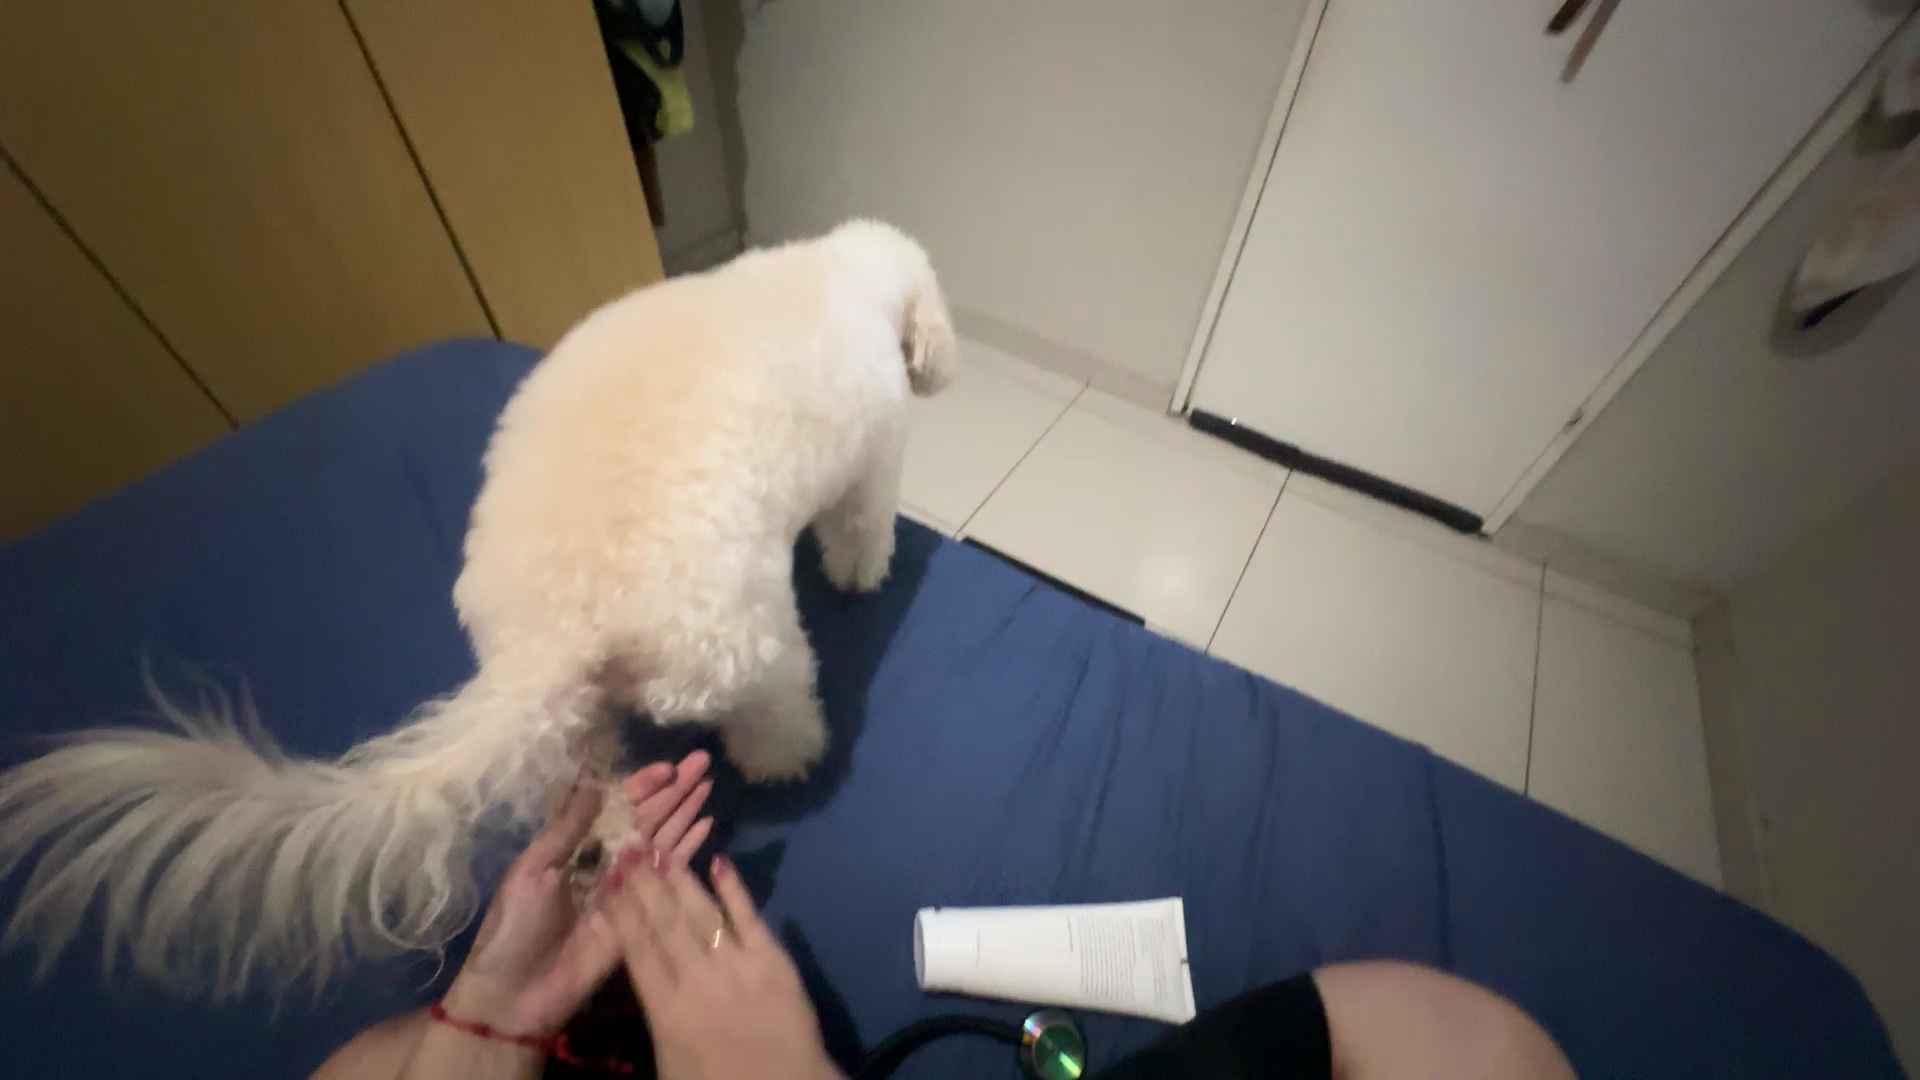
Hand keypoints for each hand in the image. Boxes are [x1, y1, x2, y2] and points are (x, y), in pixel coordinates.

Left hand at [443, 752, 716, 1035]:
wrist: (517, 994)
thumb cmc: (516, 927)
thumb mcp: (532, 869)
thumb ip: (569, 827)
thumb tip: (597, 782)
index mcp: (579, 842)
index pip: (618, 803)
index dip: (644, 783)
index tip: (668, 768)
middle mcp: (609, 855)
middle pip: (648, 813)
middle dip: (675, 787)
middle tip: (702, 760)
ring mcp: (629, 880)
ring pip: (664, 835)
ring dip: (686, 809)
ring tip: (709, 783)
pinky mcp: (645, 907)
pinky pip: (671, 870)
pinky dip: (689, 846)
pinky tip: (707, 824)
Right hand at [603, 852, 843, 1079]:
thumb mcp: (668, 1065)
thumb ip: (657, 1020)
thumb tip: (647, 977)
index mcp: (667, 1012)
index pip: (639, 952)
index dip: (623, 914)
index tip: (610, 881)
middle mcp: (698, 980)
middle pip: (666, 924)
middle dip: (646, 885)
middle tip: (630, 848)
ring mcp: (737, 965)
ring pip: (702, 914)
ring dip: (681, 880)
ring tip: (662, 850)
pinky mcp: (772, 958)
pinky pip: (749, 917)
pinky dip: (734, 889)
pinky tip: (720, 861)